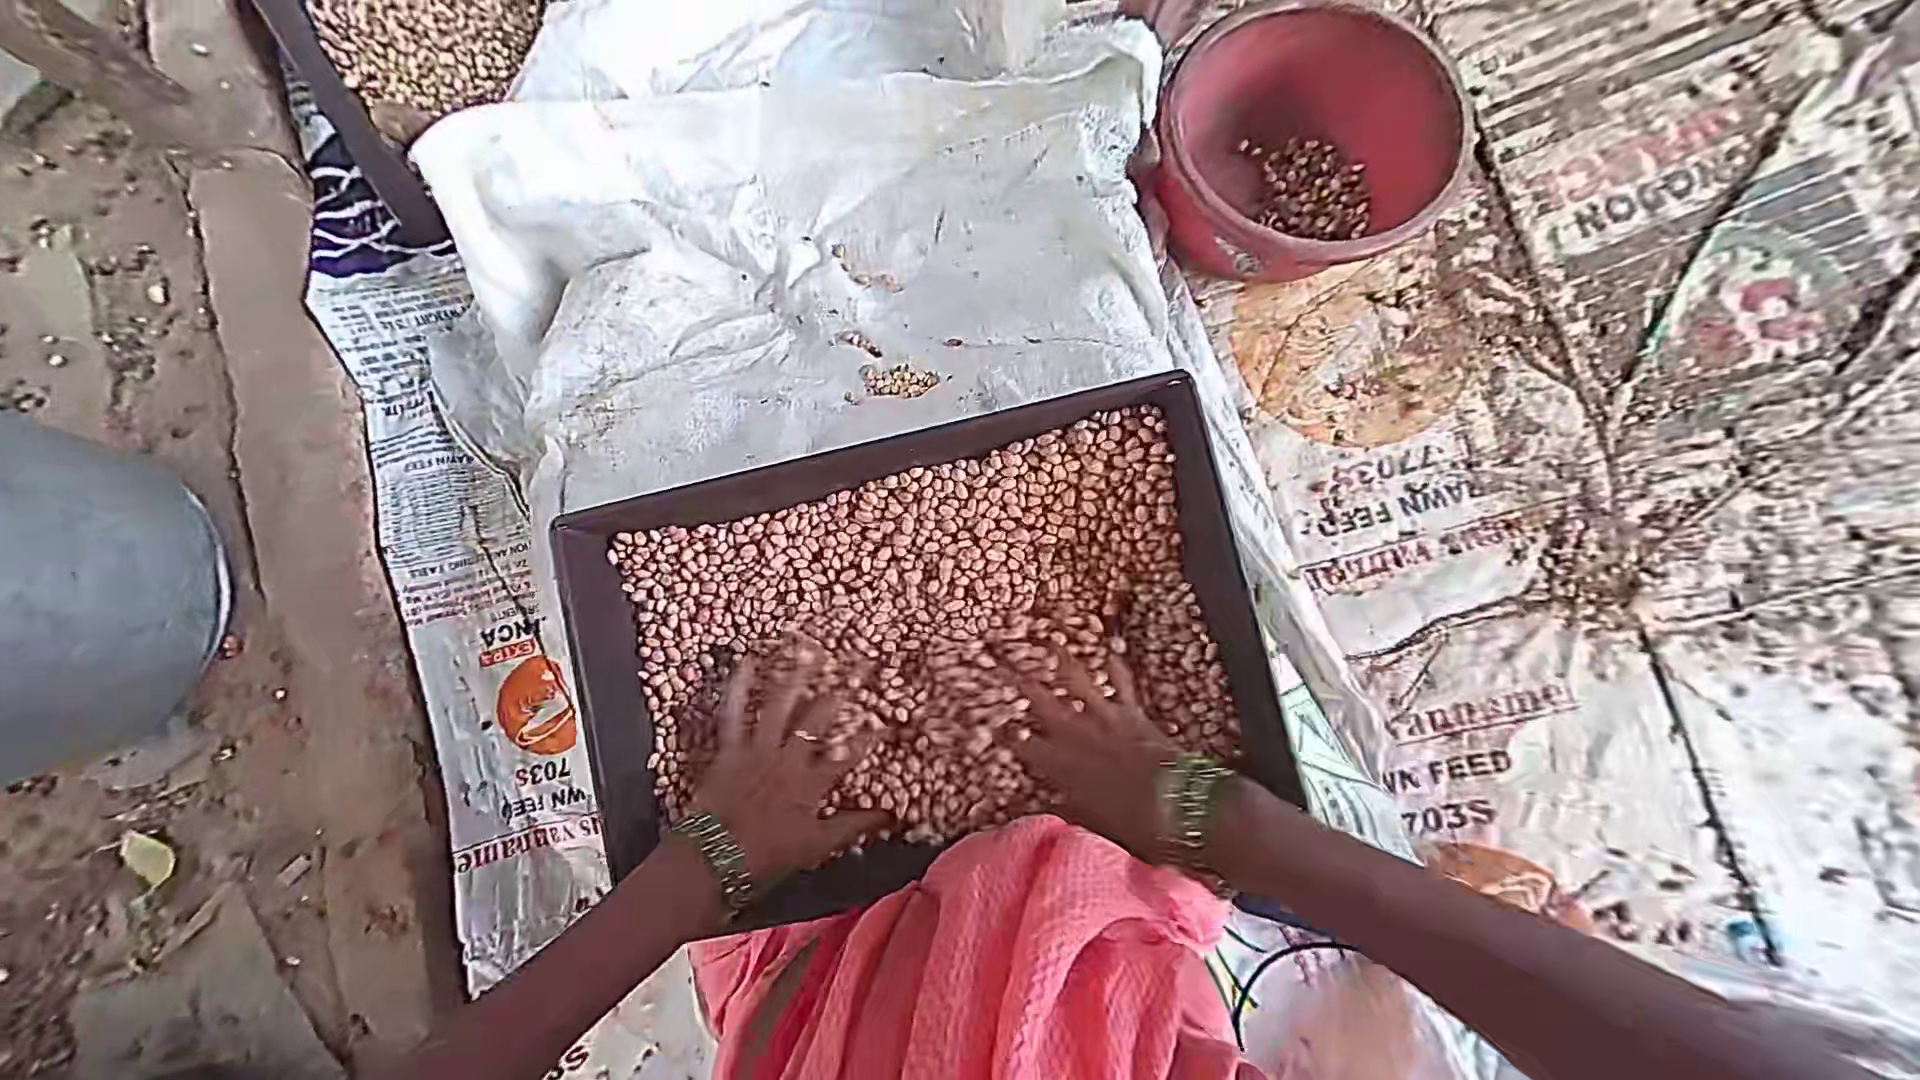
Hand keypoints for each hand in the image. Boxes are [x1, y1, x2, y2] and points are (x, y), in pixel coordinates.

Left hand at [689, 645, 889, 884]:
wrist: (710, 864)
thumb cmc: (764, 859)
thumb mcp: (815, 847)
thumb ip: (852, 827)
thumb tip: (889, 816)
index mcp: (811, 783)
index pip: (850, 752)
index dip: (871, 734)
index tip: (886, 717)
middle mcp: (789, 758)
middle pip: (820, 718)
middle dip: (841, 692)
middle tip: (858, 666)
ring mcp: (758, 749)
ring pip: (782, 705)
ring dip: (797, 676)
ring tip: (811, 651)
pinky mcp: (730, 749)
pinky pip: (734, 712)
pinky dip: (739, 687)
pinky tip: (748, 663)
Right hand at [999, 650, 1177, 862]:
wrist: (1184, 806)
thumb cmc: (1138, 825)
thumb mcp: (1096, 826)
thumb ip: (1069, 812)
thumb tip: (1049, 809)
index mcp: (1066, 766)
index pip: (1027, 746)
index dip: (1009, 735)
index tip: (994, 724)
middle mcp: (1080, 736)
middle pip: (1043, 704)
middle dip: (1021, 685)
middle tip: (1004, 666)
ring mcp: (1107, 720)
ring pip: (1078, 683)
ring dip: (1062, 662)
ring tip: (1049, 643)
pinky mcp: (1133, 714)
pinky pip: (1122, 685)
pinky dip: (1116, 668)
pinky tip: (1111, 651)